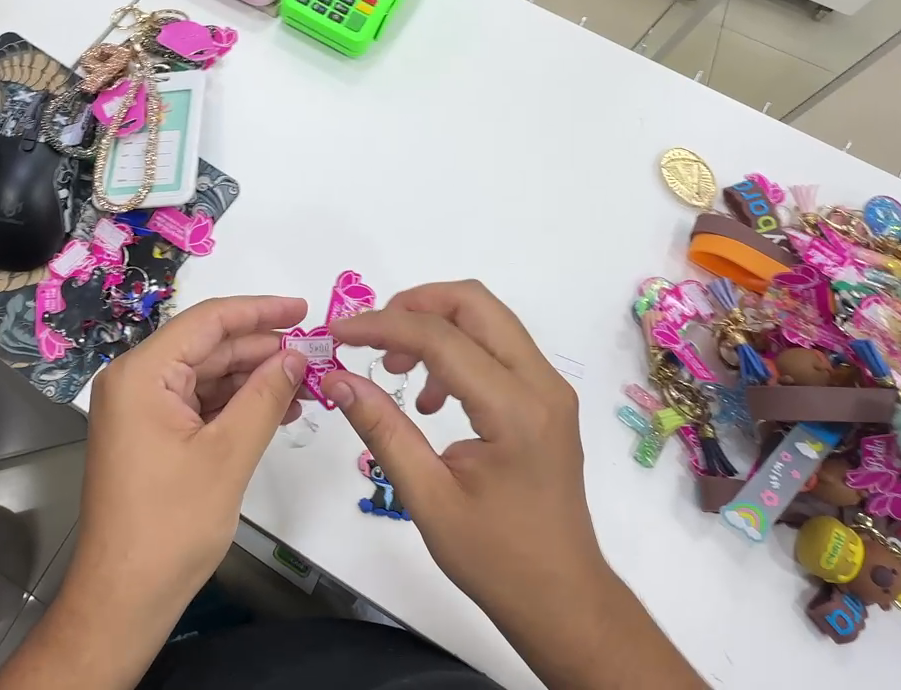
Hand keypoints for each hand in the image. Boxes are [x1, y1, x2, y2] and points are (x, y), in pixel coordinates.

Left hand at [71, 294, 309, 616]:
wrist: (124, 598)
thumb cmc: (171, 524)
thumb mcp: (228, 454)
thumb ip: (265, 396)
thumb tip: (297, 355)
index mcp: (142, 373)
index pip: (208, 321)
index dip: (260, 312)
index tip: (304, 310)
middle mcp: (135, 380)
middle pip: (207, 347)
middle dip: (261, 350)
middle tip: (315, 355)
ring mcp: (140, 408)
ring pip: (206, 375)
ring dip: (253, 379)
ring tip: (305, 386)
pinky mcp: (149, 433)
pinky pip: (198, 403)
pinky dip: (235, 404)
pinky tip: (275, 410)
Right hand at [322, 281, 602, 627]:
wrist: (564, 598)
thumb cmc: (496, 558)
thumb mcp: (427, 497)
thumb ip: (382, 429)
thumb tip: (337, 379)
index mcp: (515, 410)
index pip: (441, 337)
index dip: (382, 325)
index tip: (338, 332)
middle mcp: (541, 383)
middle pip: (474, 302)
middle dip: (413, 305)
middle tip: (370, 337)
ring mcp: (548, 387)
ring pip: (486, 318)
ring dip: (434, 325)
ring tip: (394, 370)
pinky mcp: (545, 398)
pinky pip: (495, 346)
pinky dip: (454, 349)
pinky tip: (428, 396)